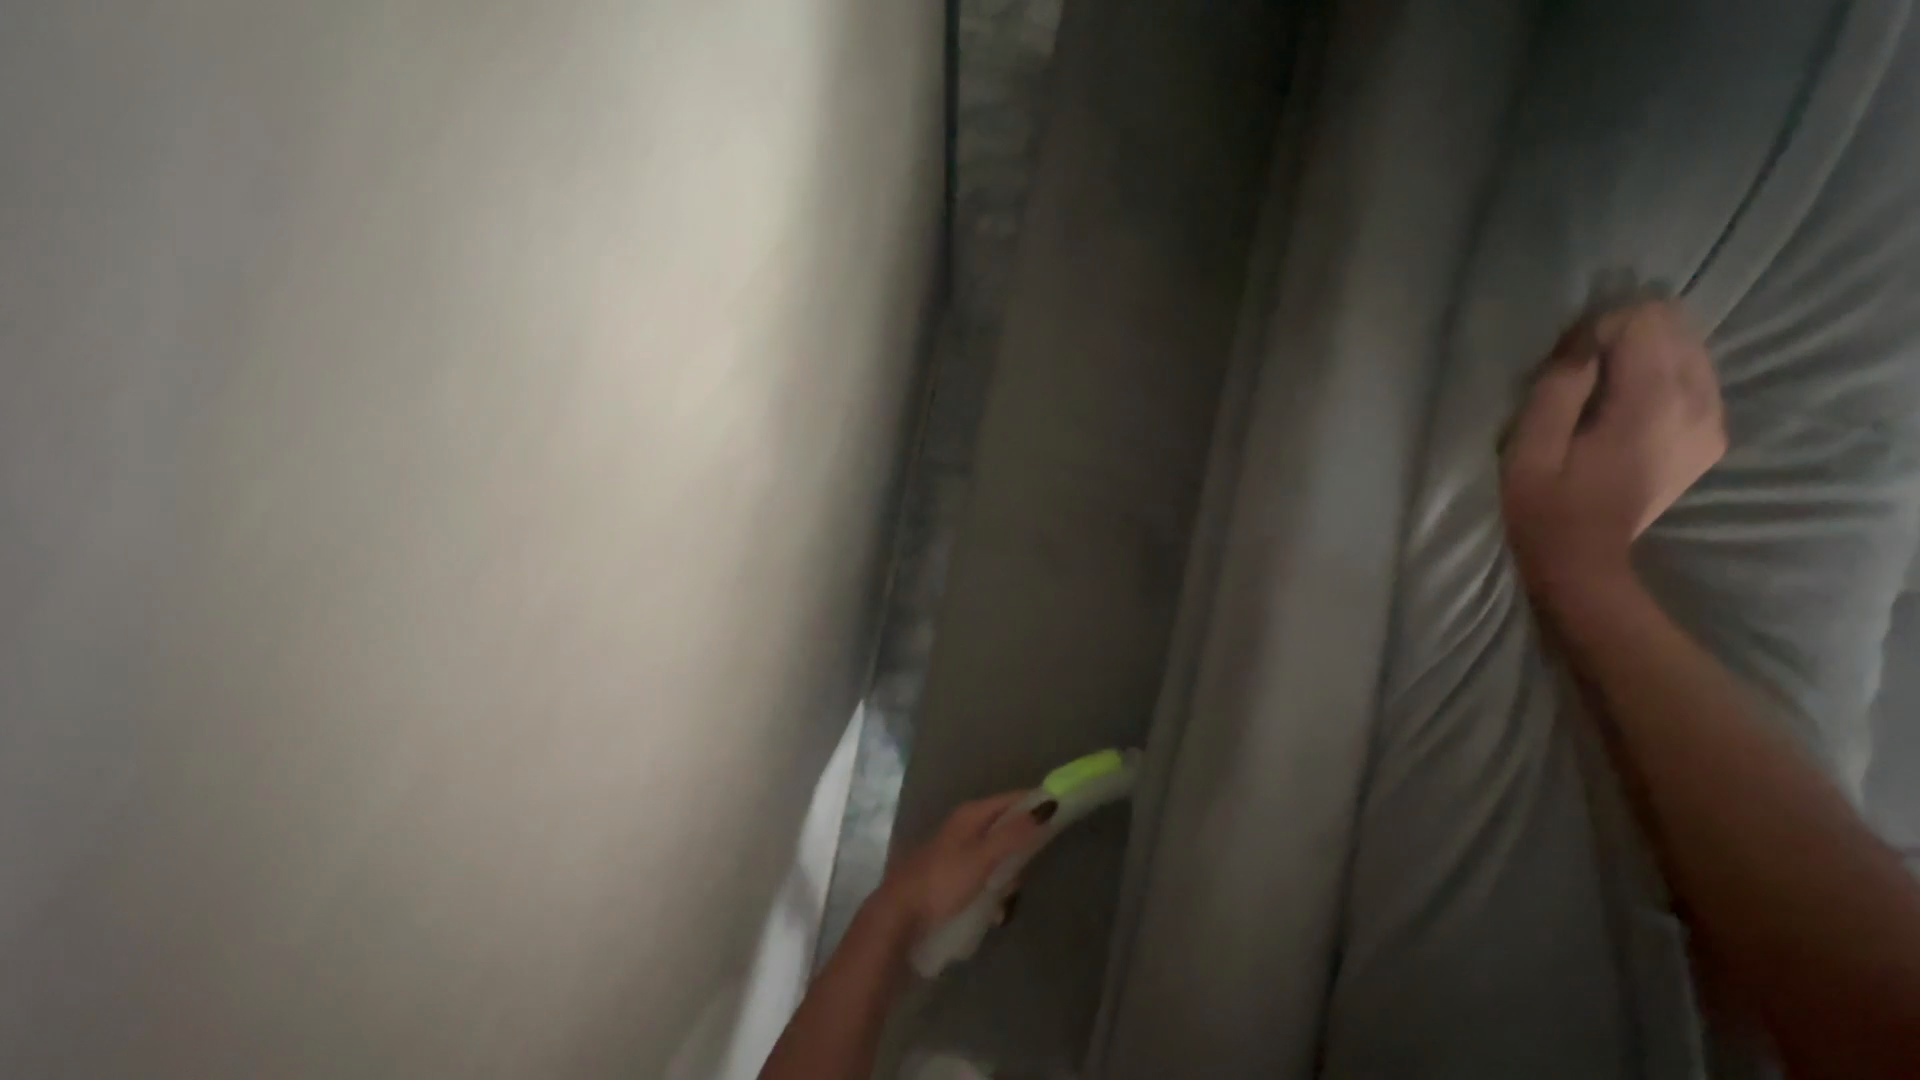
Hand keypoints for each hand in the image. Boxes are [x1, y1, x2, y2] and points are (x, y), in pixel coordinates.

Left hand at [868, 791, 1052, 939]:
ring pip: (1000, 860)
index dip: (1038, 805)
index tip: (1064, 816)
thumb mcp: (982, 859)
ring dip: (1006, 881)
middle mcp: (966, 828)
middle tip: (1019, 876)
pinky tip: (991, 914)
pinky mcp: (955, 880)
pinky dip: (993, 895)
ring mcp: (960, 854)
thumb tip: (1049, 806)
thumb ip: (1014, 835)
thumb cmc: (942, 883)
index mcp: (971, 815)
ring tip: (1001, 903)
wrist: (899, 918)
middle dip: (1021, 854)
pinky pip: (987, 881)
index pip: (1013, 800)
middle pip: (1009, 831)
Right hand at [1501, 301, 1726, 603]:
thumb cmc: (1544, 504)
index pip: (1642, 321)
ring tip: (1599, 389)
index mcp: (1652, 403)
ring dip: (1642, 354)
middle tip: (1579, 373)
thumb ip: (1560, 385)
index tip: (1563, 364)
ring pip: (1689, 346)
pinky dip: (1660, 376)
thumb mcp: (1529, 444)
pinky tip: (1625, 407)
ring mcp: (1713, 420)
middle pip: (1675, 326)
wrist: (1583, 559)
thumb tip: (1585, 341)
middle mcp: (1699, 402)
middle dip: (1624, 336)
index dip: (1596, 331)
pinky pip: (1696, 377)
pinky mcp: (1712, 434)